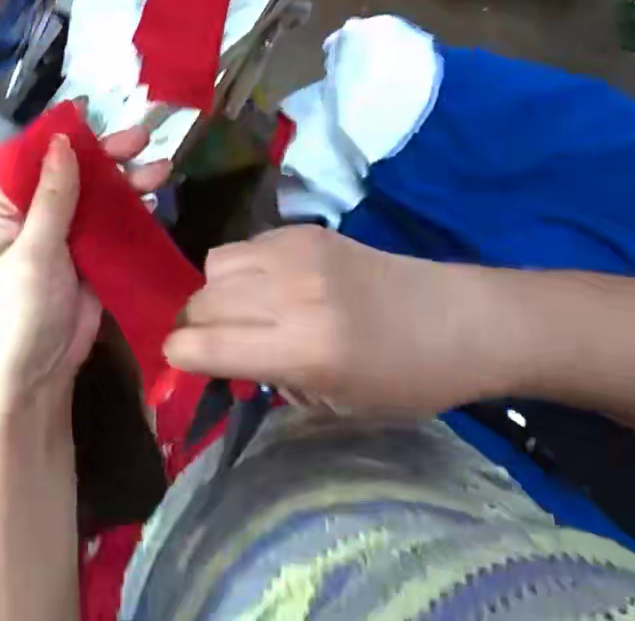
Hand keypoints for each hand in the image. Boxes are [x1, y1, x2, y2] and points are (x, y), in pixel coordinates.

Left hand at [0, 125, 168, 417]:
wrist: (33, 379)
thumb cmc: (17, 312)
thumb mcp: (32, 251)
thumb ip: (53, 197)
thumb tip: (63, 142)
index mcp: (3, 211)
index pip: (31, 162)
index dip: (59, 136)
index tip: (90, 112)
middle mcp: (32, 218)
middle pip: (71, 175)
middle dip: (105, 157)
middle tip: (140, 139)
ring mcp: (63, 239)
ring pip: (96, 198)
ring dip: (125, 182)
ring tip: (160, 169)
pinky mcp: (90, 259)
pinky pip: (111, 226)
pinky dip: (131, 211)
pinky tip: (153, 200)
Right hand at [163, 225, 504, 415]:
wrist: (455, 317)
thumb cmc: (403, 378)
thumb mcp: (335, 403)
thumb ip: (271, 378)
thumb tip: (224, 356)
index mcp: (304, 348)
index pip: (207, 344)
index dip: (180, 354)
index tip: (181, 360)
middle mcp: (293, 293)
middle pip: (203, 300)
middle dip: (194, 324)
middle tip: (212, 340)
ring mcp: (297, 252)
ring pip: (215, 264)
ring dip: (215, 291)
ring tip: (241, 308)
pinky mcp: (305, 230)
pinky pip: (246, 245)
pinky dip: (243, 268)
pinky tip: (270, 284)